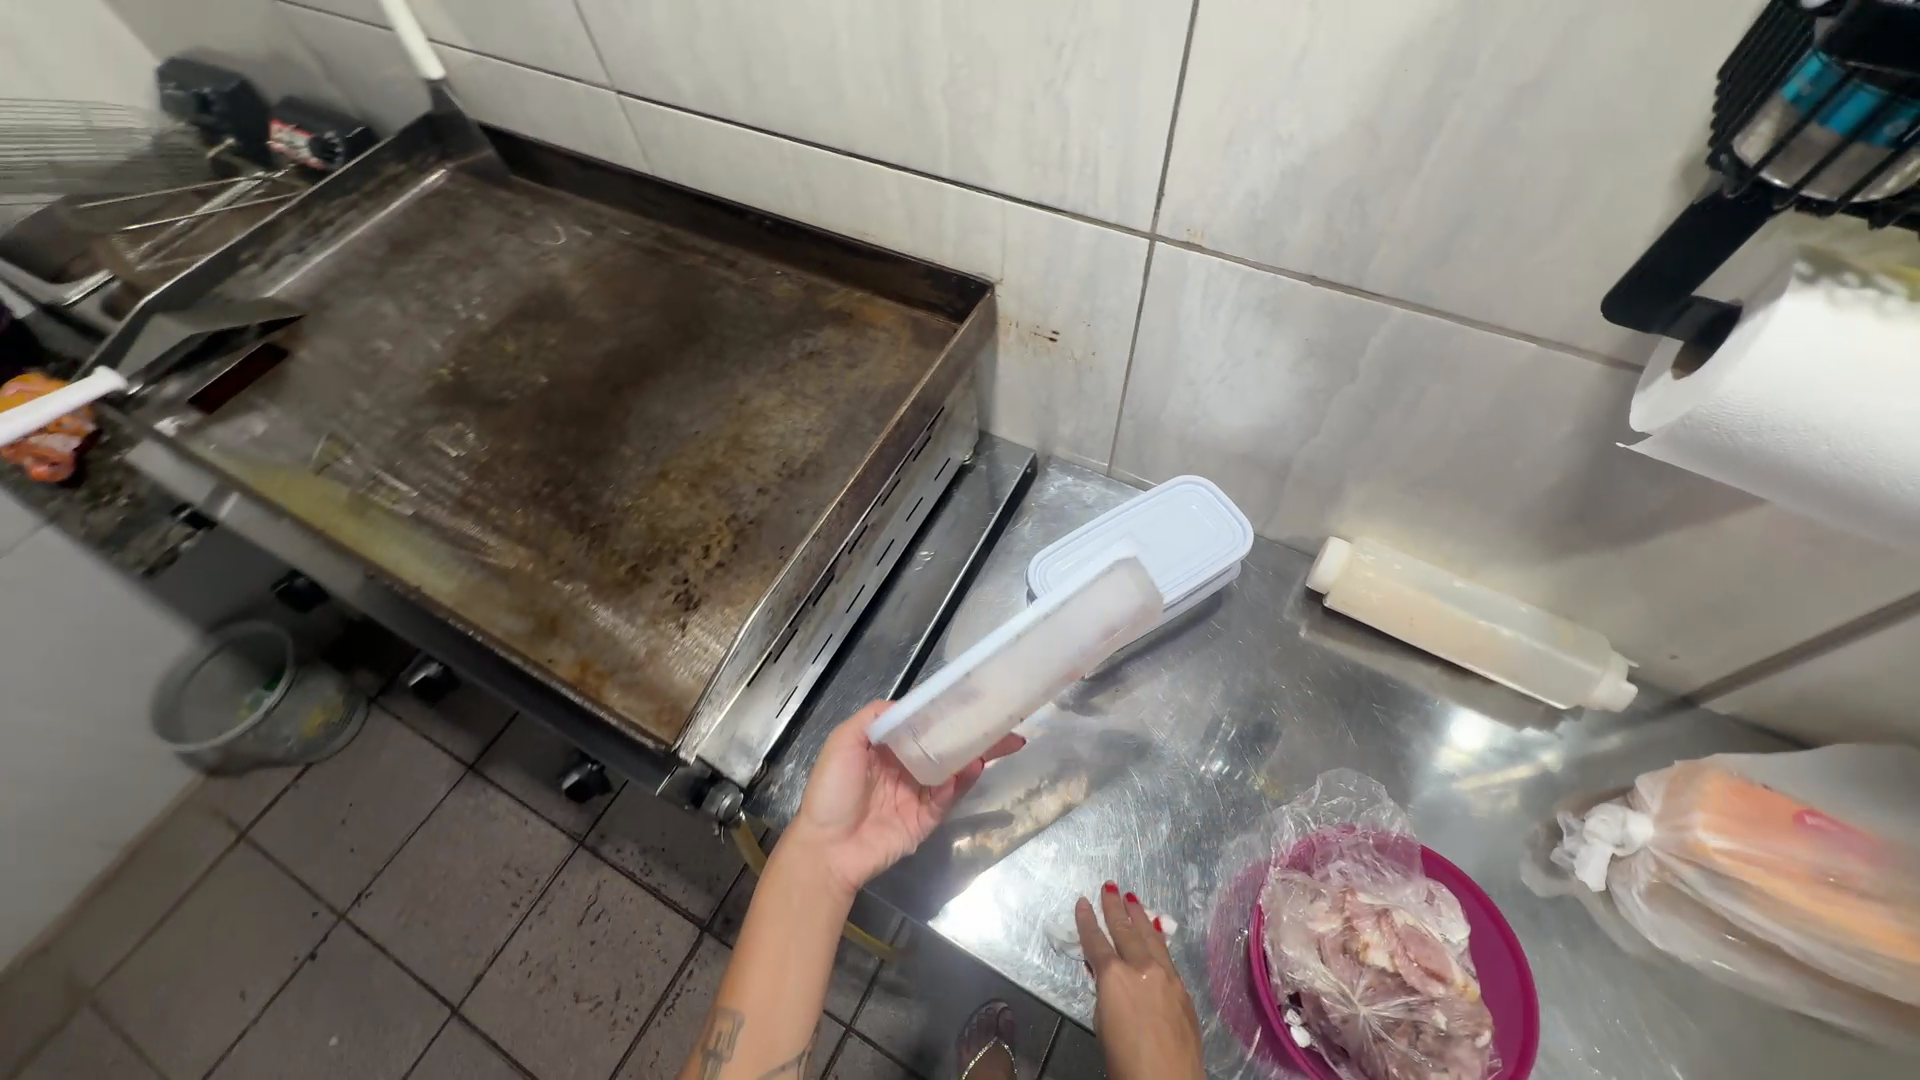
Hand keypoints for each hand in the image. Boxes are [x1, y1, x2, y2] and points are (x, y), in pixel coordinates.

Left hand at [786, 700, 1023, 899]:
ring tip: (992, 745)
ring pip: (952, 771)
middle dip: (973, 736)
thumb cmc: (831, 791)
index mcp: (886, 747)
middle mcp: (905, 767)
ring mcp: (917, 794)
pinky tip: (970, 769)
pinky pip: (947, 798)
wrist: (826, 849)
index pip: (922, 724)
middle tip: (1004, 725)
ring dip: (972, 757)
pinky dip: (960, 784)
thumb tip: (909, 704)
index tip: (972, 697)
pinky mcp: (925, 820)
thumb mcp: (843, 742)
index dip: (945, 711)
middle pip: (944, 746)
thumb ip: (873, 717)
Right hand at [1076, 885, 1204, 1079]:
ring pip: (1150, 937)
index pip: (1095, 941)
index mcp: (1114, 976)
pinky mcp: (1183, 990)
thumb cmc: (1124, 1062)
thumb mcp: (1102, 1023)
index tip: (1083, 902)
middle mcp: (1141, 967)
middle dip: (1115, 907)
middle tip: (1110, 887)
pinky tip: (1156, 934)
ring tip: (1132, 899)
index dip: (1087, 921)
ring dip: (1139, 917)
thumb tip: (1107, 977)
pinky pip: (1167, 956)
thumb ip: (1105, 992)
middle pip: (1125, 930)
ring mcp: (1166, 977)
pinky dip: (1157, 940)